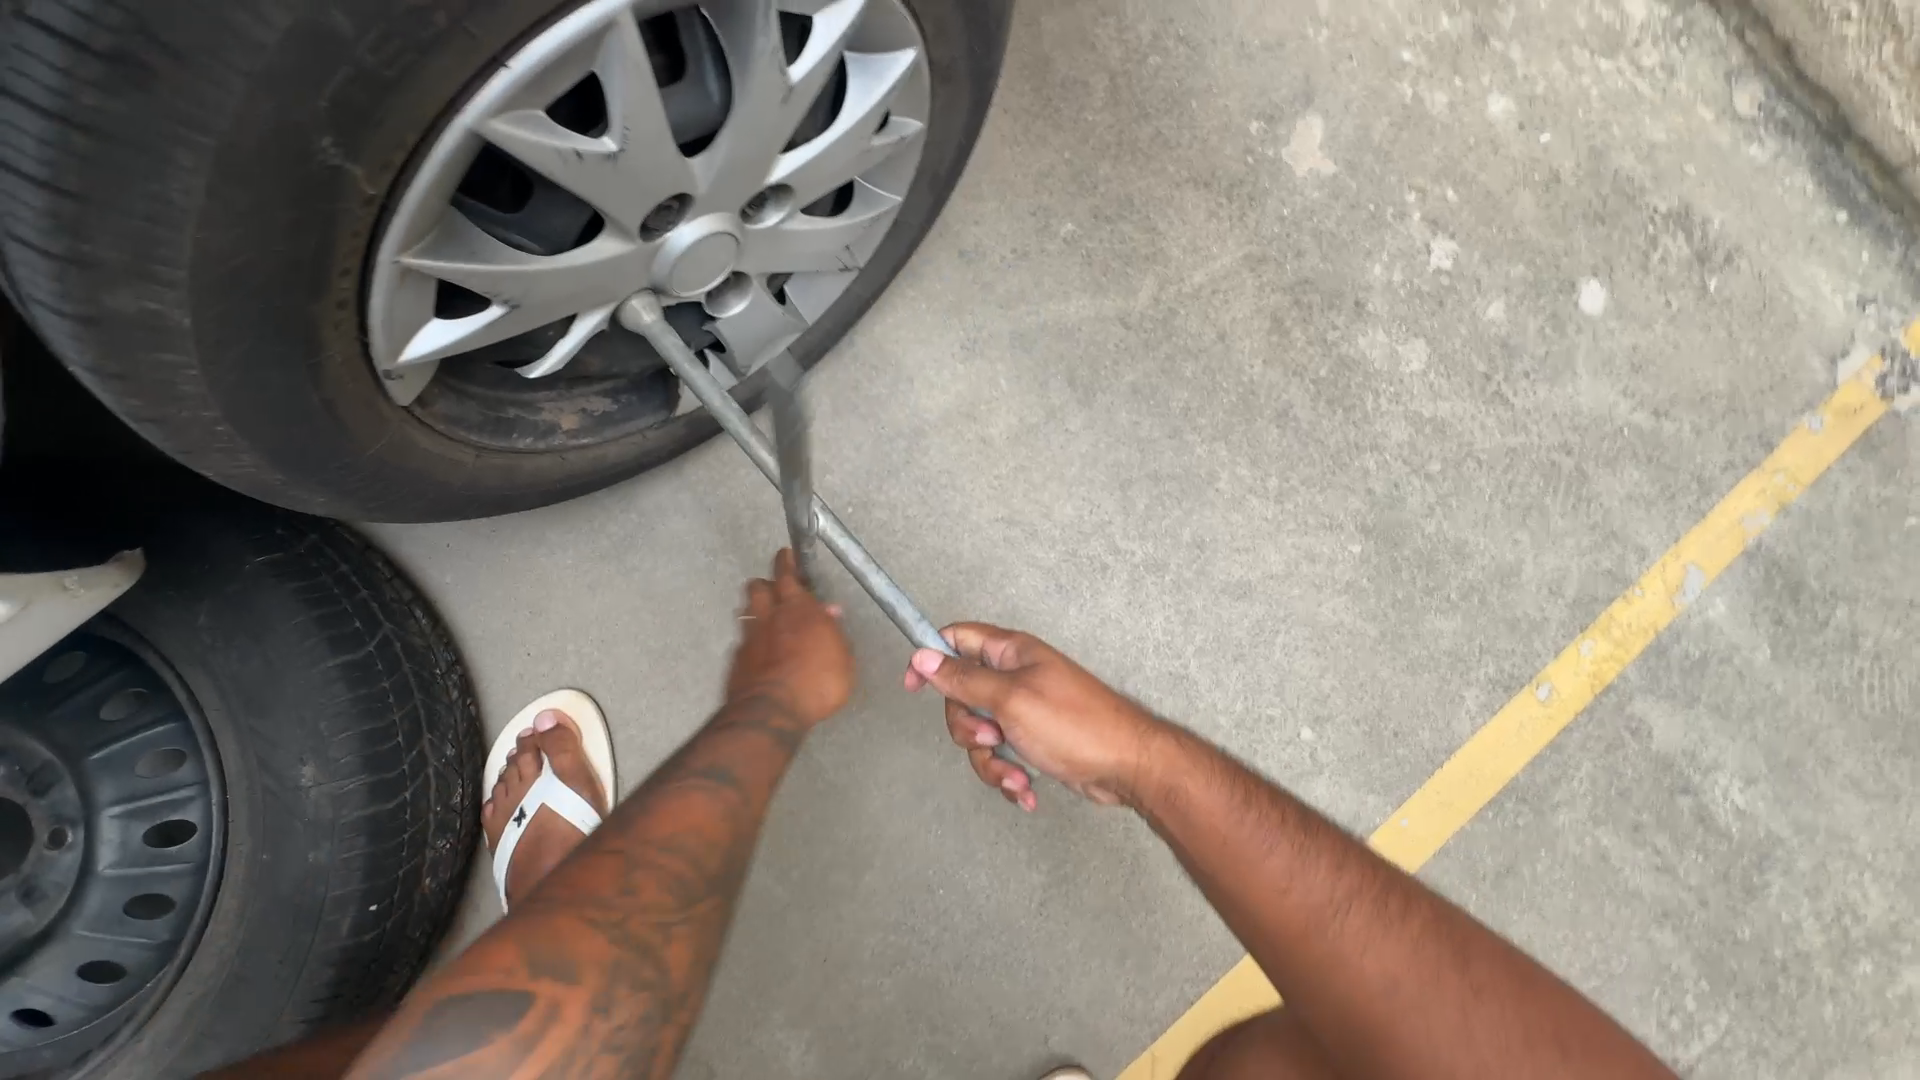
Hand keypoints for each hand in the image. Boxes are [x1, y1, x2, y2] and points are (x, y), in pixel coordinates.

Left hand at [725, 549, 853, 727]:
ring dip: (755, 609)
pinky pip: (741, 642)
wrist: (773, 710)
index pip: (788, 575)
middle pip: (759, 587)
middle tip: (775, 588)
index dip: (786, 563)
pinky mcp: (736, 661)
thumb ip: (834, 632)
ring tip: (763, 616)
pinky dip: (749, 641)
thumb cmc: (819, 681)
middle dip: (766, 584)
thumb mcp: (843, 657)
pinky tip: (756, 651)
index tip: (785, 554)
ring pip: (746, 612)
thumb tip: (829, 611)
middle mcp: (770, 617)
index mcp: (799, 609)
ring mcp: (749, 639)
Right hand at [903, 624, 1164, 809]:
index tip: (912, 686)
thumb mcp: (1009, 700)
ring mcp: (1024, 710)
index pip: (956, 639)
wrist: (1126, 767)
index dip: (930, 658)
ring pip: (979, 733)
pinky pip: (1001, 756)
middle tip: (991, 738)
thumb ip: (963, 679)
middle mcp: (1015, 676)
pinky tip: (1026, 789)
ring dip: (990, 761)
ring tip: (1017, 774)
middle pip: (961, 696)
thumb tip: (923, 656)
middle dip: (968, 728)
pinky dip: (1008, 775)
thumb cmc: (1076, 725)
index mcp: (1010, 653)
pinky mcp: (1033, 740)